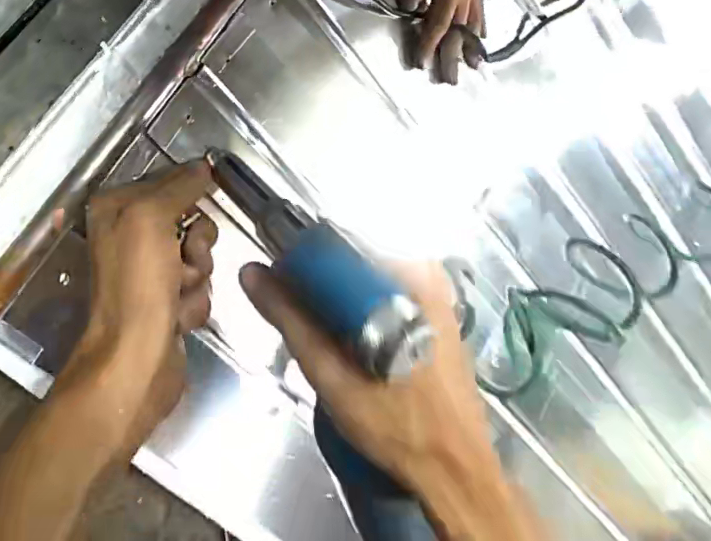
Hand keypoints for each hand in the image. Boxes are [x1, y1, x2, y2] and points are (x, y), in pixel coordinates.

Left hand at [53, 161, 218, 458]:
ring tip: (178, 295)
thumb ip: (178, 187)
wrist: (134, 363)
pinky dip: (194, 303)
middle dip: (197, 243)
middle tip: (186, 259)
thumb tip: (202, 166)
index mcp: (116, 208)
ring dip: (197, 276)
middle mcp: (129, 234)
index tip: (204, 201)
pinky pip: (198, 288)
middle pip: (189, 219)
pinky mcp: (166, 303)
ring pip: (199, 256)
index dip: (189, 192)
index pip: (167, 180)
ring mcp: (148, 271)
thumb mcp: (151, 219)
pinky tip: (178, 318)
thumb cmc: (136, 285)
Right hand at [241, 261, 537, 540]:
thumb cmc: (397, 425)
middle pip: (353, 250)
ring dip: (338, 288)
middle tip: (294, 302)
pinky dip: (361, 299)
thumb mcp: (331, 373)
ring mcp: (438, 293)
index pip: (338, 235)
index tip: (279, 275)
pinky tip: (348, 330)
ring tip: (317, 319)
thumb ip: (289, 318)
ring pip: (369, 269)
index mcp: (405, 276)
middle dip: (318, 272)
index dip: (301, 252)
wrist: (459, 475)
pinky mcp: (441, 312)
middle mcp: (426, 274)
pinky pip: (388, 286)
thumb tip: (250, 272)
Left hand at [401, 0, 503, 83]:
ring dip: (468, 45)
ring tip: (472, 66)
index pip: (436, 22)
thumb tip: (410, 6)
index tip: (421, 63)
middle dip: (452, 55)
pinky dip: (480, 25)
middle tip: (449, 80)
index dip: (428, 44)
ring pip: (469, 22)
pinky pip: (478, 8)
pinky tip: (482, 34)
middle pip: (456, 29)